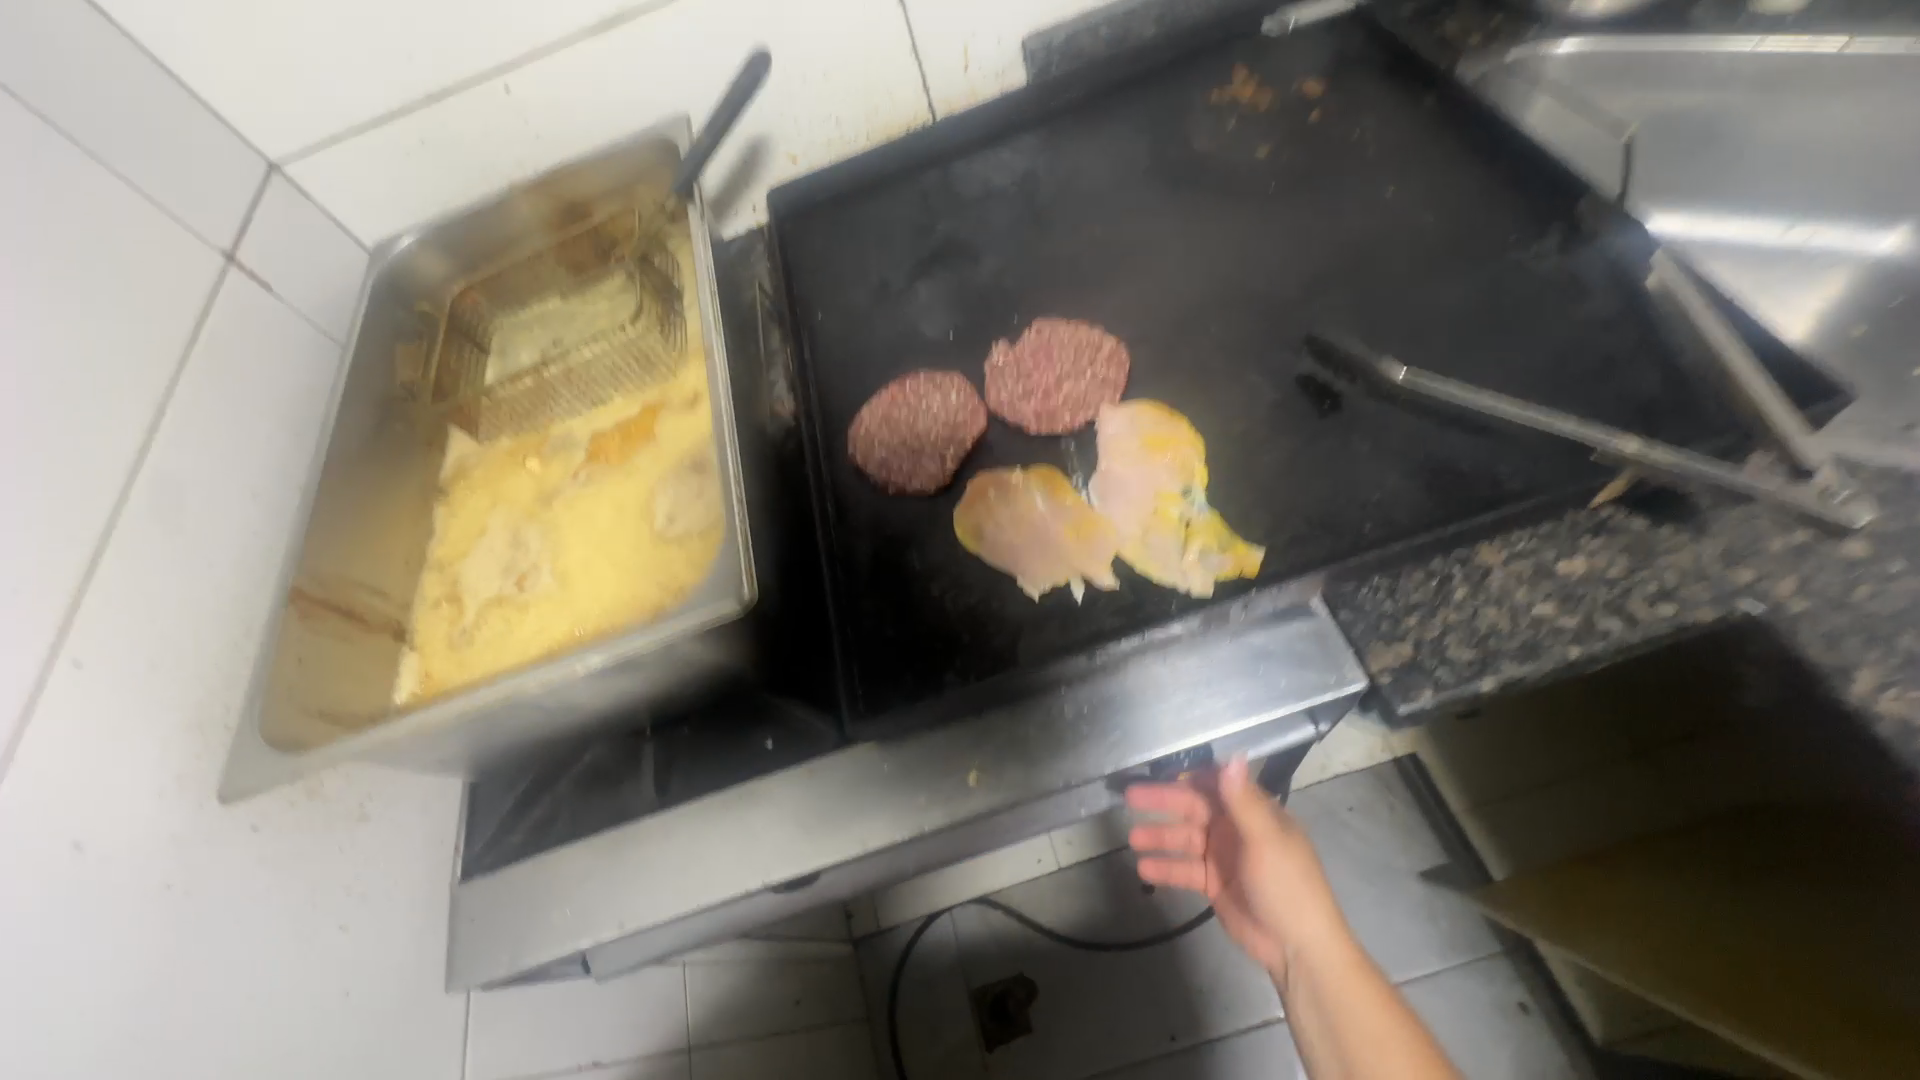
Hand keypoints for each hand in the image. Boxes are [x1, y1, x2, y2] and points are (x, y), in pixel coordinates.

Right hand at [1126, 756, 1347, 986]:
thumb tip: (1232, 756)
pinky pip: (1184, 869)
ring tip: (1132, 838)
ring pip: (1185, 838)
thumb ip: (1243, 801)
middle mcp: (1236, 828)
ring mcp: (1223, 856)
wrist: (1298, 947)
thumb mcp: (1266, 840)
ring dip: (1159, 836)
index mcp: (1254, 812)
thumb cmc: (1287, 886)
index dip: (1188, 776)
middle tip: (1130, 798)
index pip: (1216, 783)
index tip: (1159, 771)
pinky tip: (1143, 868)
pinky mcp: (1214, 883)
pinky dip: (1165, 867)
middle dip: (1163, 802)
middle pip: (1194, 808)